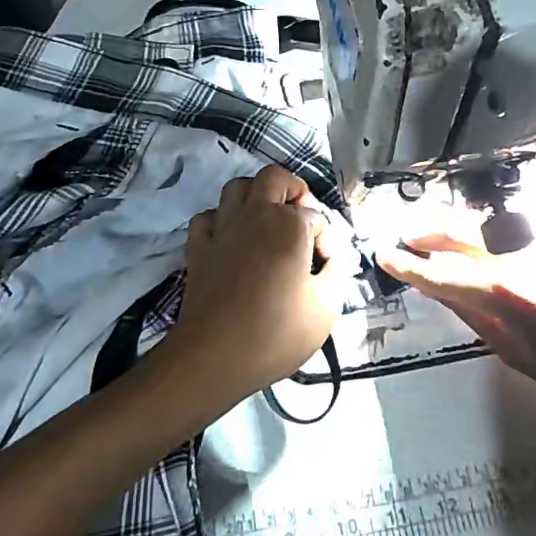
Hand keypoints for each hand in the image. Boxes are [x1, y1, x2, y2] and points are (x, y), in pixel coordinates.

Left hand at [169, 165, 351, 403]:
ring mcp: (221, 229)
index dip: (327, 239)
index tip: (327, 268)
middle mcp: (253, 215)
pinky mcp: (197, 248)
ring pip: (236, 187)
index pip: (317, 216)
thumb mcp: (327, 307)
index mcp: (288, 225)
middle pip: (273, 178)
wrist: (212, 357)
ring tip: (268, 222)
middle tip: (302, 220)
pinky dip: (221, 220)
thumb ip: (338, 272)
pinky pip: (208, 217)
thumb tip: (334, 258)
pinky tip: (232, 240)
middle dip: (293, 191)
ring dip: (255, 196)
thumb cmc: (276, 332)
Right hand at [376, 230, 535, 434]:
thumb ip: (477, 317)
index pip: (442, 273)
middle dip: (428, 231)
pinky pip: (513, 230)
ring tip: (436, 234)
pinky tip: (482, 240)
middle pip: (460, 232)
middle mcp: (524, 258)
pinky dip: (488, 233)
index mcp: (508, 294)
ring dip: (455, 227)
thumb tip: (446, 294)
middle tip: (408, 236)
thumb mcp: (518, 356)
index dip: (409, 265)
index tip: (388, 256)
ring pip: (485, 225)